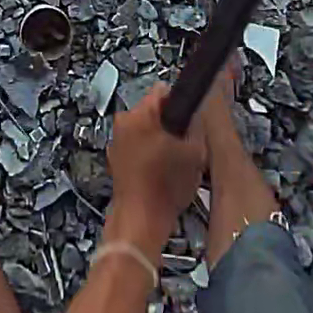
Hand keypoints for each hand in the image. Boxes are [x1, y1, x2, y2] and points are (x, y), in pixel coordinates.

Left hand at [104, 84, 206, 253]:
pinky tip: (161, 169)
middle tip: (185, 141)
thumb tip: (195, 113)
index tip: (190, 115)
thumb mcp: (194, 152)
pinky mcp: (115, 158)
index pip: (163, 90)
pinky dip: (148, 152)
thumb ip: (196, 125)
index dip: (181, 102)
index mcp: (139, 115)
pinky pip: (136, 144)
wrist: (141, 222)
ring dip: (159, 137)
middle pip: (153, 109)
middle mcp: (123, 123)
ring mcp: (116, 141)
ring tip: (174, 159)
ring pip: (144, 128)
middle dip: (170, 122)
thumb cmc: (165, 188)